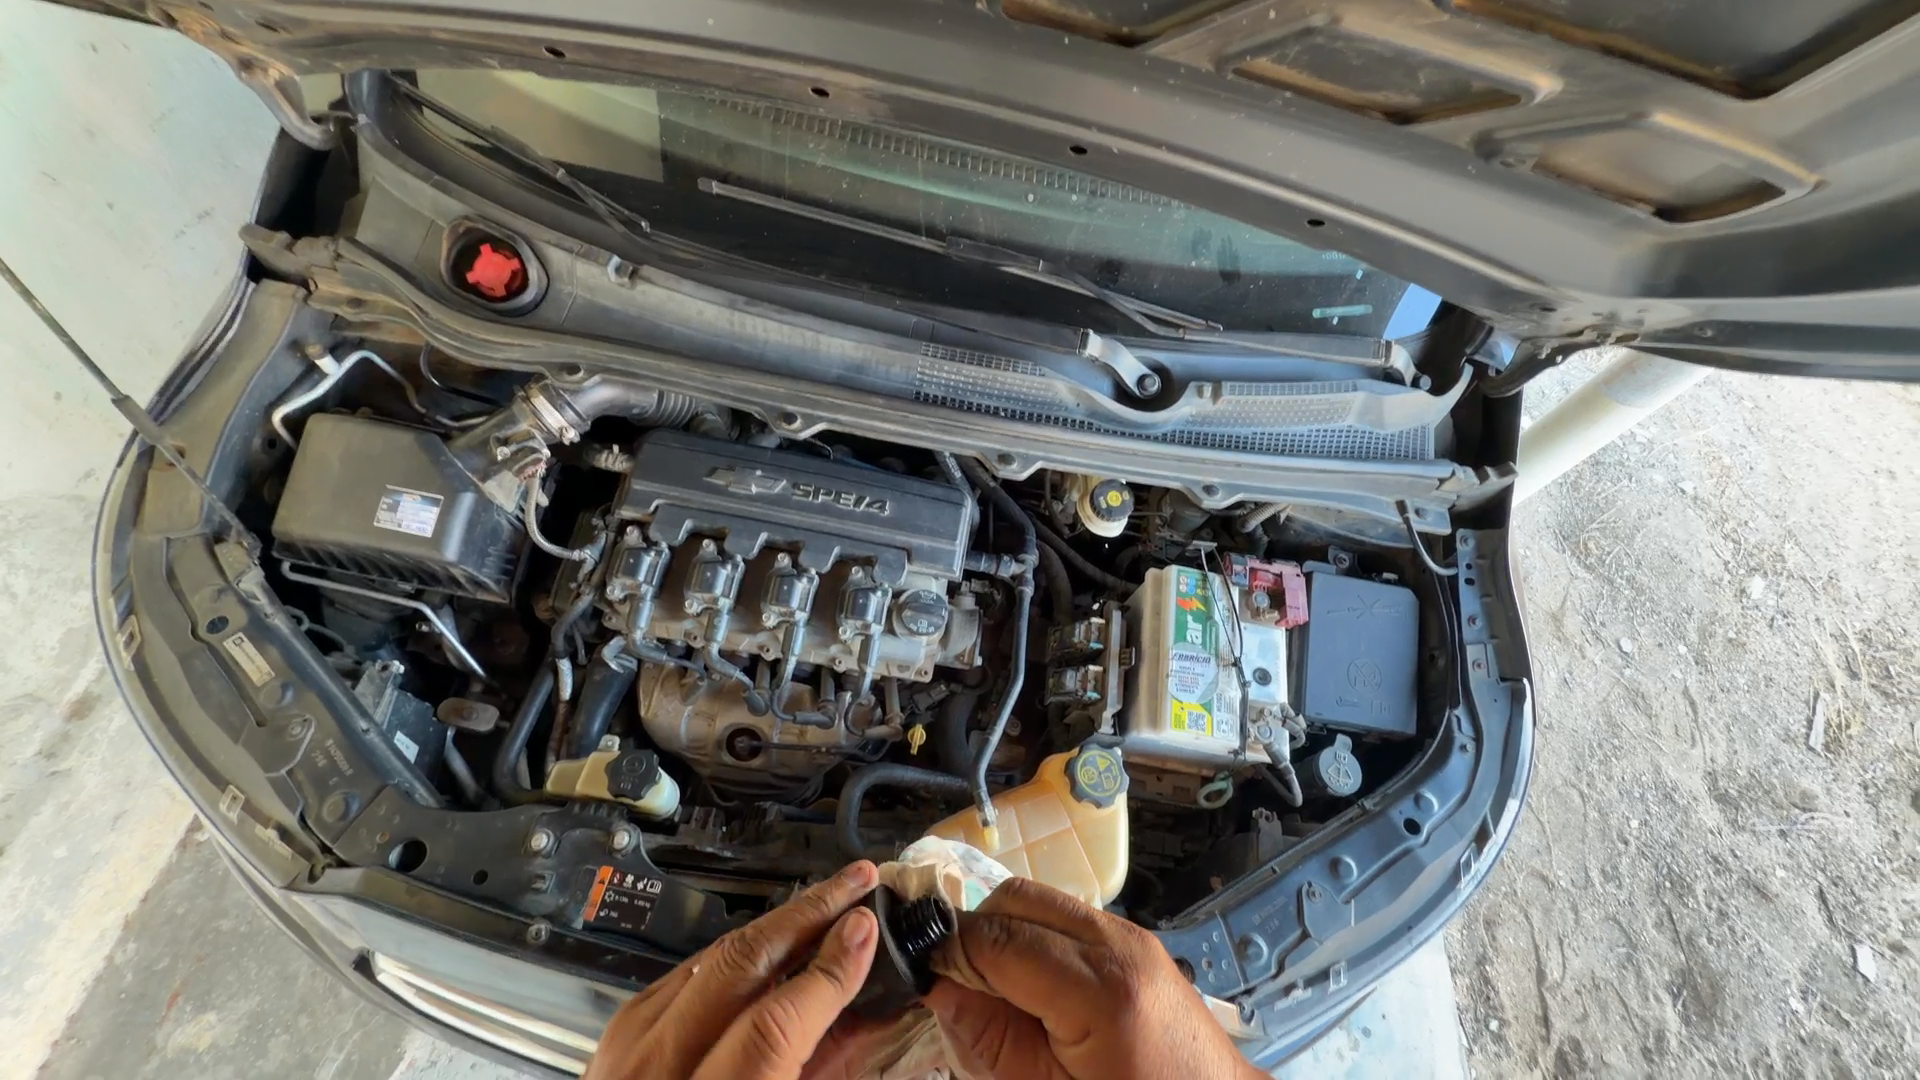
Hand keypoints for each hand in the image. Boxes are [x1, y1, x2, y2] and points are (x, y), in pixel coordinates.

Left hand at [585, 860, 886, 1079]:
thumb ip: (823, 1069)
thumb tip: (871, 1004)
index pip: (771, 1027)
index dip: (826, 972)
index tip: (866, 925)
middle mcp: (655, 1072)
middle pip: (738, 964)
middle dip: (807, 912)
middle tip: (859, 878)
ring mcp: (627, 1046)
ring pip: (716, 954)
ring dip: (780, 922)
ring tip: (831, 895)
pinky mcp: (623, 1027)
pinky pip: (693, 968)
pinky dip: (742, 950)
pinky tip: (779, 935)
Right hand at [923, 877, 1261, 1079]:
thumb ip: (988, 1038)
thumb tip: (935, 984)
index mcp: (1100, 990)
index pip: (999, 939)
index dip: (951, 950)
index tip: (920, 972)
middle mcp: (1116, 941)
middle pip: (1017, 899)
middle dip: (976, 931)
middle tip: (958, 983)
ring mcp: (1129, 933)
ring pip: (1038, 898)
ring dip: (1003, 928)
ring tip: (995, 986)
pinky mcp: (1132, 937)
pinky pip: (1063, 915)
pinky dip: (1033, 933)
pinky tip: (1032, 981)